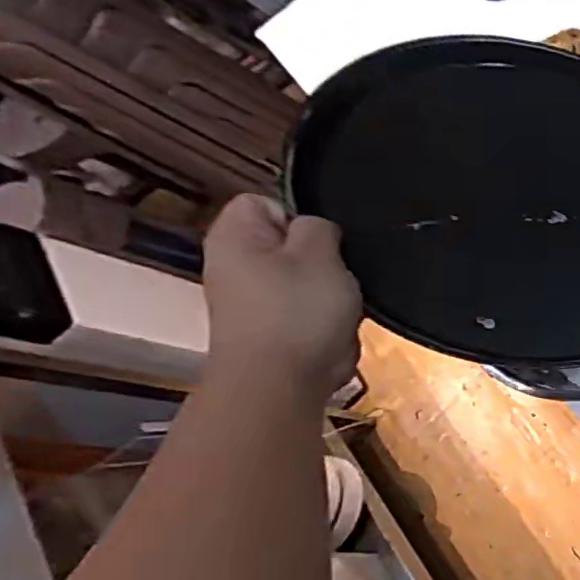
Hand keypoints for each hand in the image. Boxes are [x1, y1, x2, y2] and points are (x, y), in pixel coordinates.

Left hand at [202, 194, 361, 400]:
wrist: (283, 377)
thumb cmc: (298, 310)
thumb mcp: (319, 256)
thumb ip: (319, 229)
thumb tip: (316, 228)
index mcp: (236, 237)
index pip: (265, 202)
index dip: (301, 215)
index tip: (328, 241)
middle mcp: (236, 262)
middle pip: (288, 240)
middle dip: (321, 253)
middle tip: (340, 271)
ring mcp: (254, 295)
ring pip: (304, 274)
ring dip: (330, 284)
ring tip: (343, 300)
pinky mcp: (276, 322)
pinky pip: (309, 303)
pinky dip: (328, 310)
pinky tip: (339, 321)